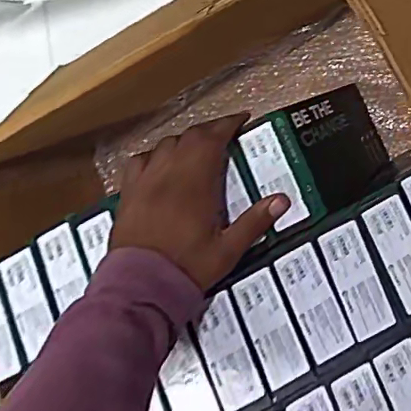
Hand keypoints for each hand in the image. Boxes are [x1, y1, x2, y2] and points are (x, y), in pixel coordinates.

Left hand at [111, 114, 290, 289]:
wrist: (137, 291)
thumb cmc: (186, 267)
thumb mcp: (228, 249)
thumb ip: (255, 222)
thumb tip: (283, 199)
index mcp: (195, 183)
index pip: (212, 139)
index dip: (228, 124)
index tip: (243, 120)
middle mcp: (168, 176)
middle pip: (189, 137)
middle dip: (210, 130)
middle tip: (226, 133)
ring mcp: (144, 184)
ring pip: (165, 145)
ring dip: (184, 140)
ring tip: (198, 147)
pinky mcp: (127, 196)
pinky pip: (138, 162)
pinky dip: (154, 155)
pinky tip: (161, 163)